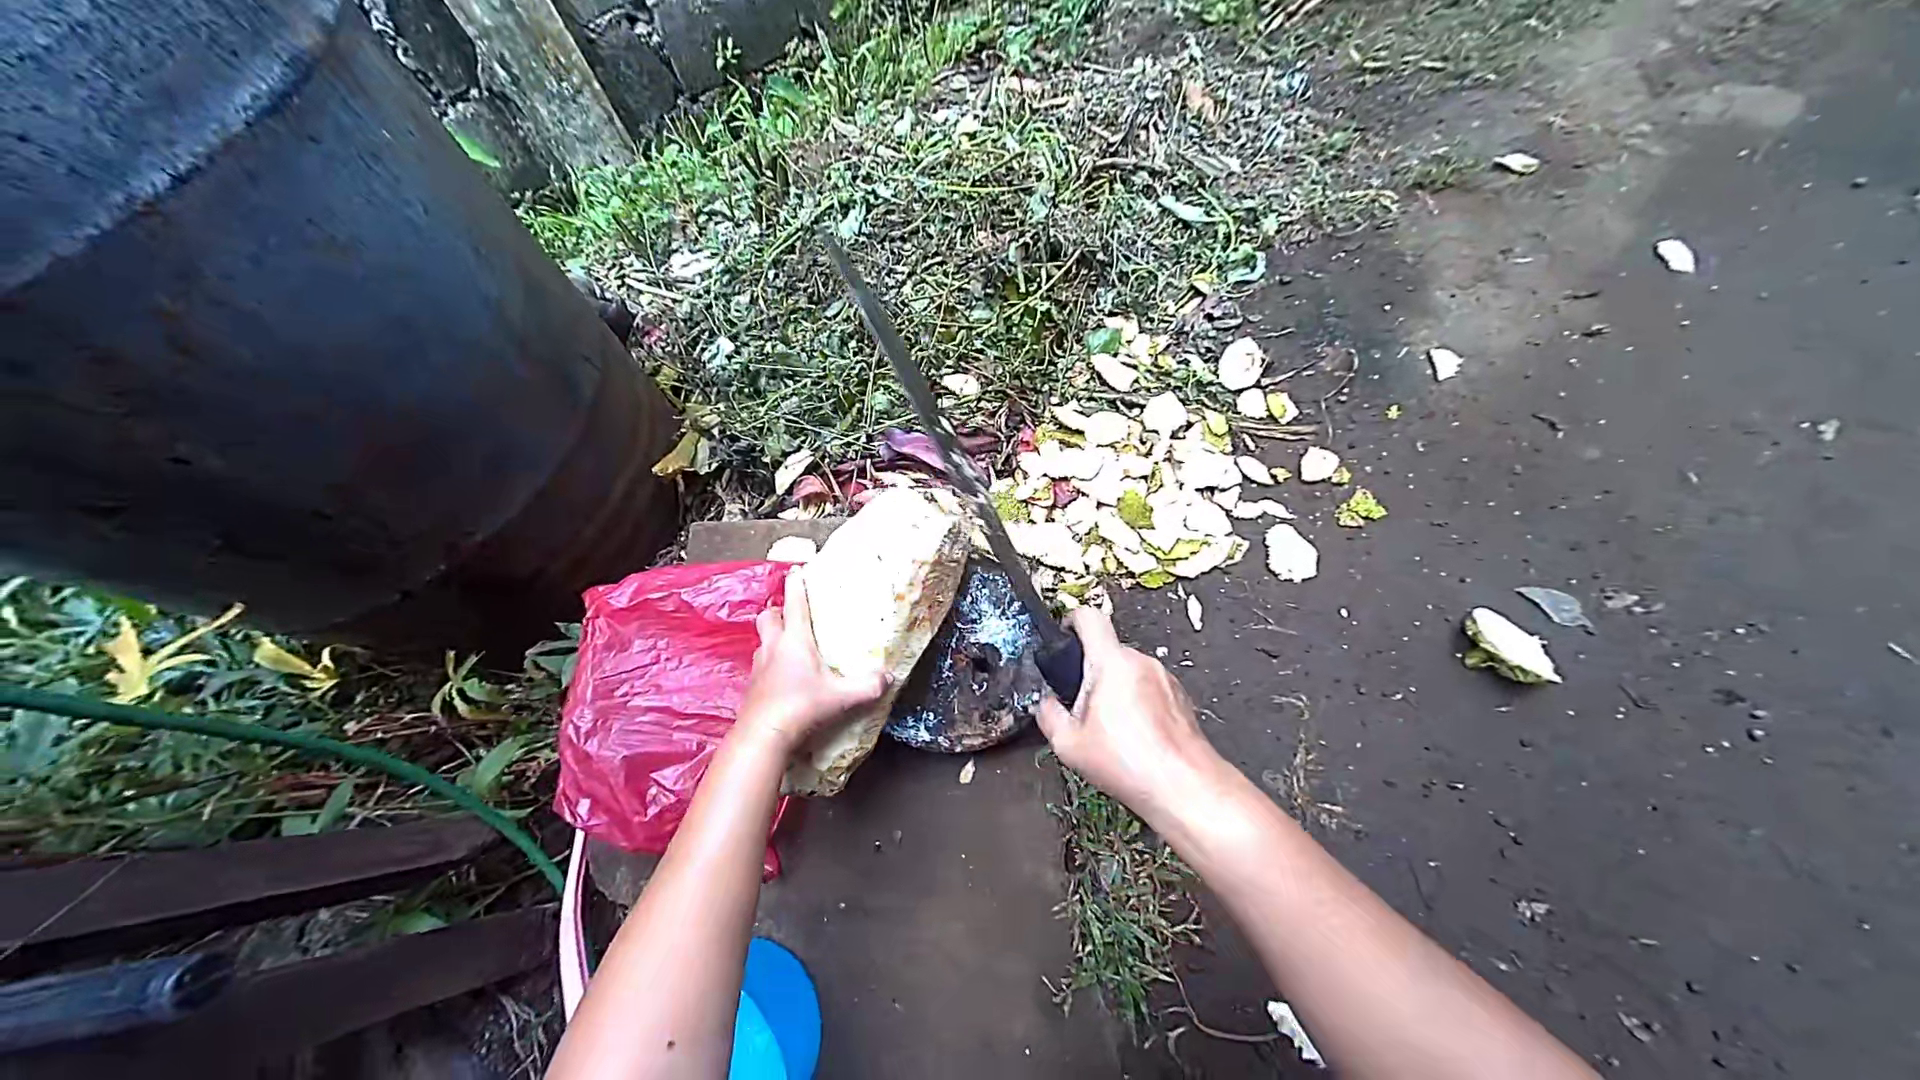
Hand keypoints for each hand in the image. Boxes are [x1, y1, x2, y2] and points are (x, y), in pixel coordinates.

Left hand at [735, 570, 890, 753]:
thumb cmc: (801, 707)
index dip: (796, 584)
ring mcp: (758, 666)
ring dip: (772, 637)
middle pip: (769, 616)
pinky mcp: (752, 686)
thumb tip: (888, 677)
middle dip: (778, 610)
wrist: (763, 736)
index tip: (797, 570)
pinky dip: (769, 663)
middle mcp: (773, 647)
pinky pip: (759, 665)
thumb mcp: (841, 696)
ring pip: (762, 640)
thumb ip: (867, 686)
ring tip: (788, 644)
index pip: (795, 603)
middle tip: (791, 613)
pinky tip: (781, 676)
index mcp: (794, 640)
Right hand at [1035, 607, 1227, 817]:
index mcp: (1112, 663)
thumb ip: (1047, 713)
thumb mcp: (1068, 743)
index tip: (1064, 633)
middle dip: (1092, 672)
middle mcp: (1141, 662)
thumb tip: (1043, 703)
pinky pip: (1150, 687)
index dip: (1071, 620)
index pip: (1089, 618)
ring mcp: (1164, 678)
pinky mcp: (1179, 696)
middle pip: (1108, 651)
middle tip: (1083, 707)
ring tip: (1111, 729)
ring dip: (1116, 689)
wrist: (1183, 786)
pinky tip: (1134, 736)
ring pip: (1130, 670)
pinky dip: (1139, 703)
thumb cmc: (1130, 763)